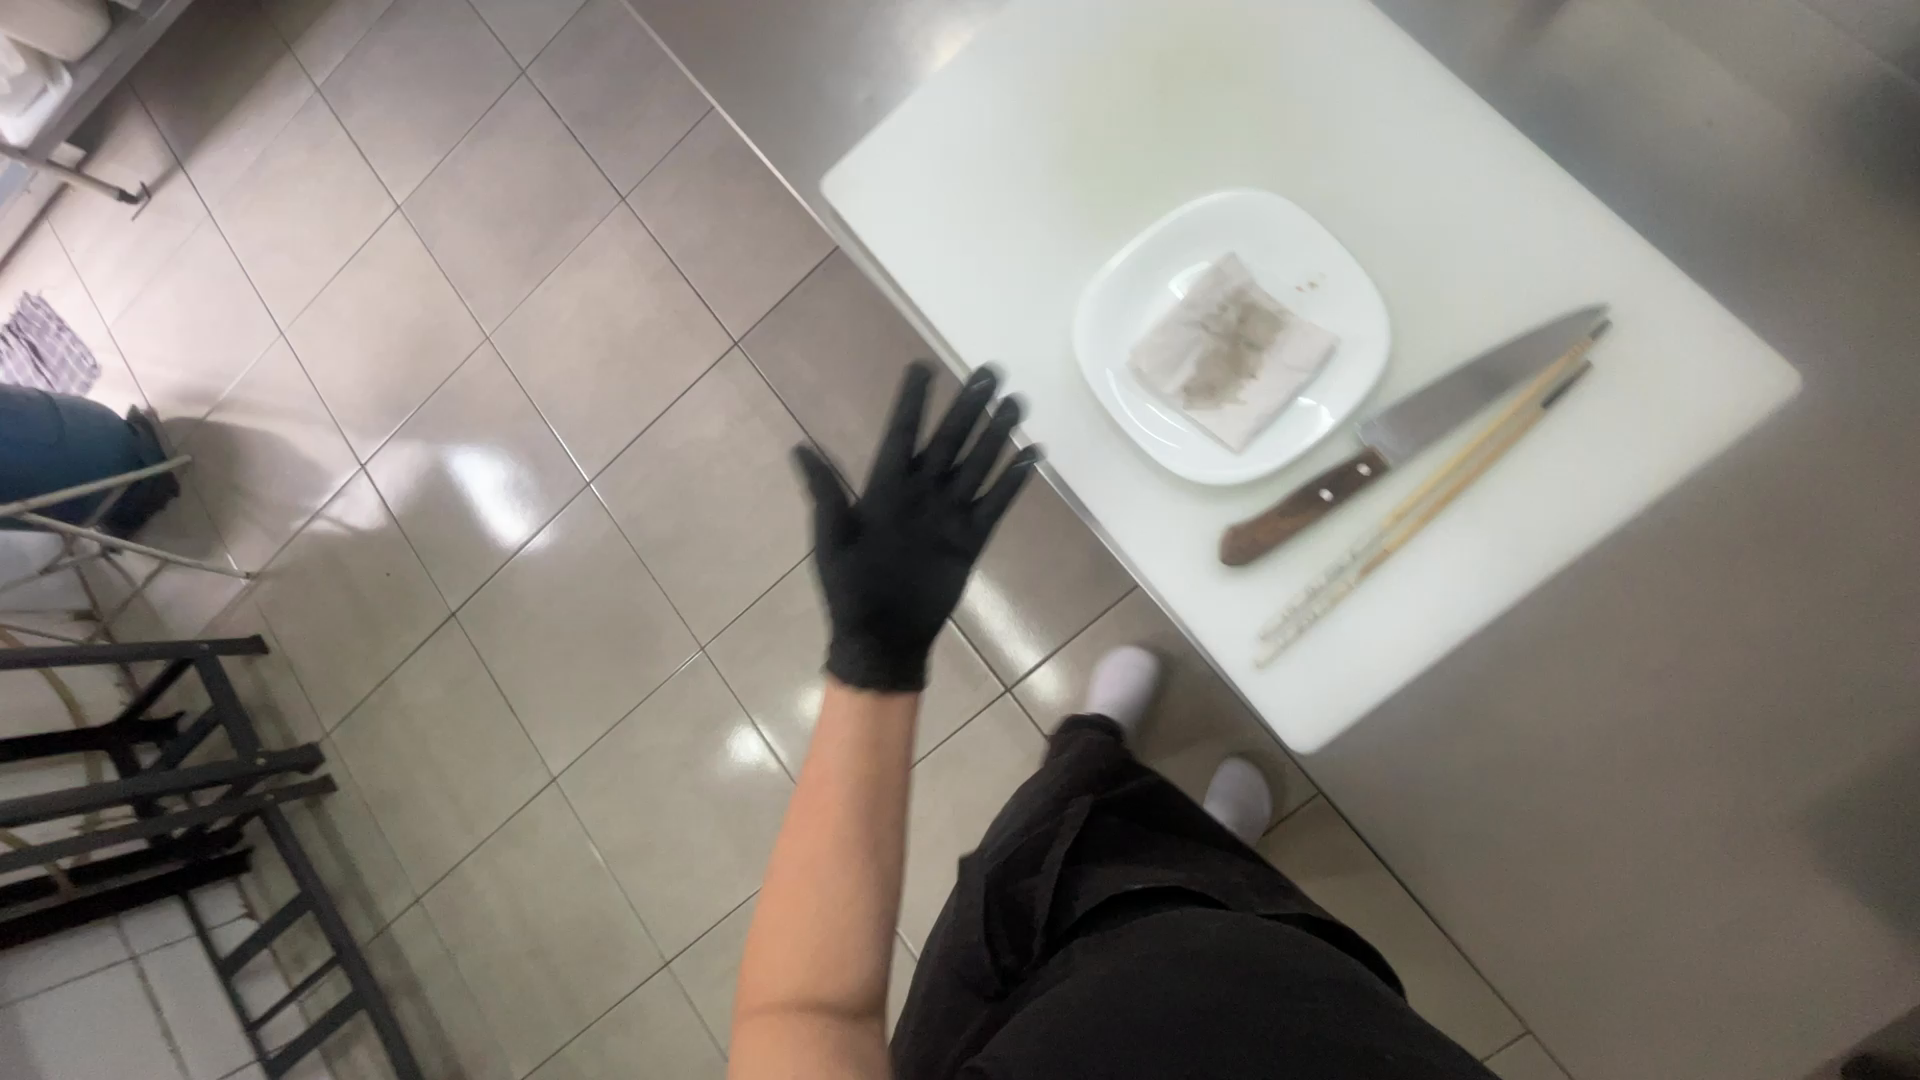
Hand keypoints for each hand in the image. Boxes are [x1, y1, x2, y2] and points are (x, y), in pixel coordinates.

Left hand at [794, 362, 1039, 692]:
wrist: (881, 635)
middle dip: (968, 407)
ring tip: (1014, 404)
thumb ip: (825, 492)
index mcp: (885, 488)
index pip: (902, 433)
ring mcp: (949, 514)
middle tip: (989, 372)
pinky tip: (1031, 455)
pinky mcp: (970, 538)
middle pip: (949, 440)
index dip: (913, 402)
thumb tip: (798, 448)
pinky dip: (1012, 481)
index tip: (923, 366)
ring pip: (977, 465)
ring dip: (996, 435)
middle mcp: (921, 492)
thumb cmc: (848, 586)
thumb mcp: (831, 537)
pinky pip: (995, 503)